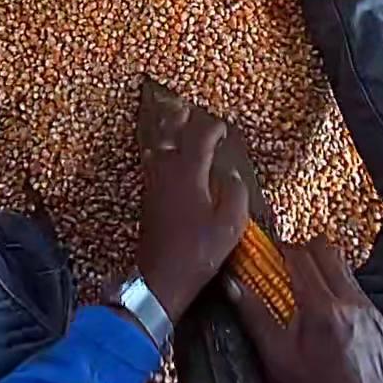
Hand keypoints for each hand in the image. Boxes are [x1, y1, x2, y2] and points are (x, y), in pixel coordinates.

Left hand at [137, 108, 247, 319]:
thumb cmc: (200, 250)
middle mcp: (167, 170)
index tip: (223, 127)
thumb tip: (230, 172)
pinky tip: (163, 154)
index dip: (212, 129)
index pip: (200, 139)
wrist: (161, 276)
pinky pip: (152, 161)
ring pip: (157, 146)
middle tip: (186, 107)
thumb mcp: (230, 224)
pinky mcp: (148, 195)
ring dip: (166, 132)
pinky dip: (159, 149)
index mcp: (188, 172)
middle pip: (170, 134)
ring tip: (173, 123)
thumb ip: (234, 193)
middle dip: (178, 119)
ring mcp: (153, 182)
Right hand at [228, 236, 382, 382]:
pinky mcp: (379, 320)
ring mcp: (367, 309)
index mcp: (321, 308)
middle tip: (288, 263)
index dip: (282, 249)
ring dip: (322, 264)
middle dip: (303, 249)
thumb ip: (254, 316)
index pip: (300, 256)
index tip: (270, 255)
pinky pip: (355, 286)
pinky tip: (328, 306)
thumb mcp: (276, 359)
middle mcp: (348, 301)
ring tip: (307, 282)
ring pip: (343, 265)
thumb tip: (231, 284)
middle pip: (325, 250)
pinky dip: (338, 284)